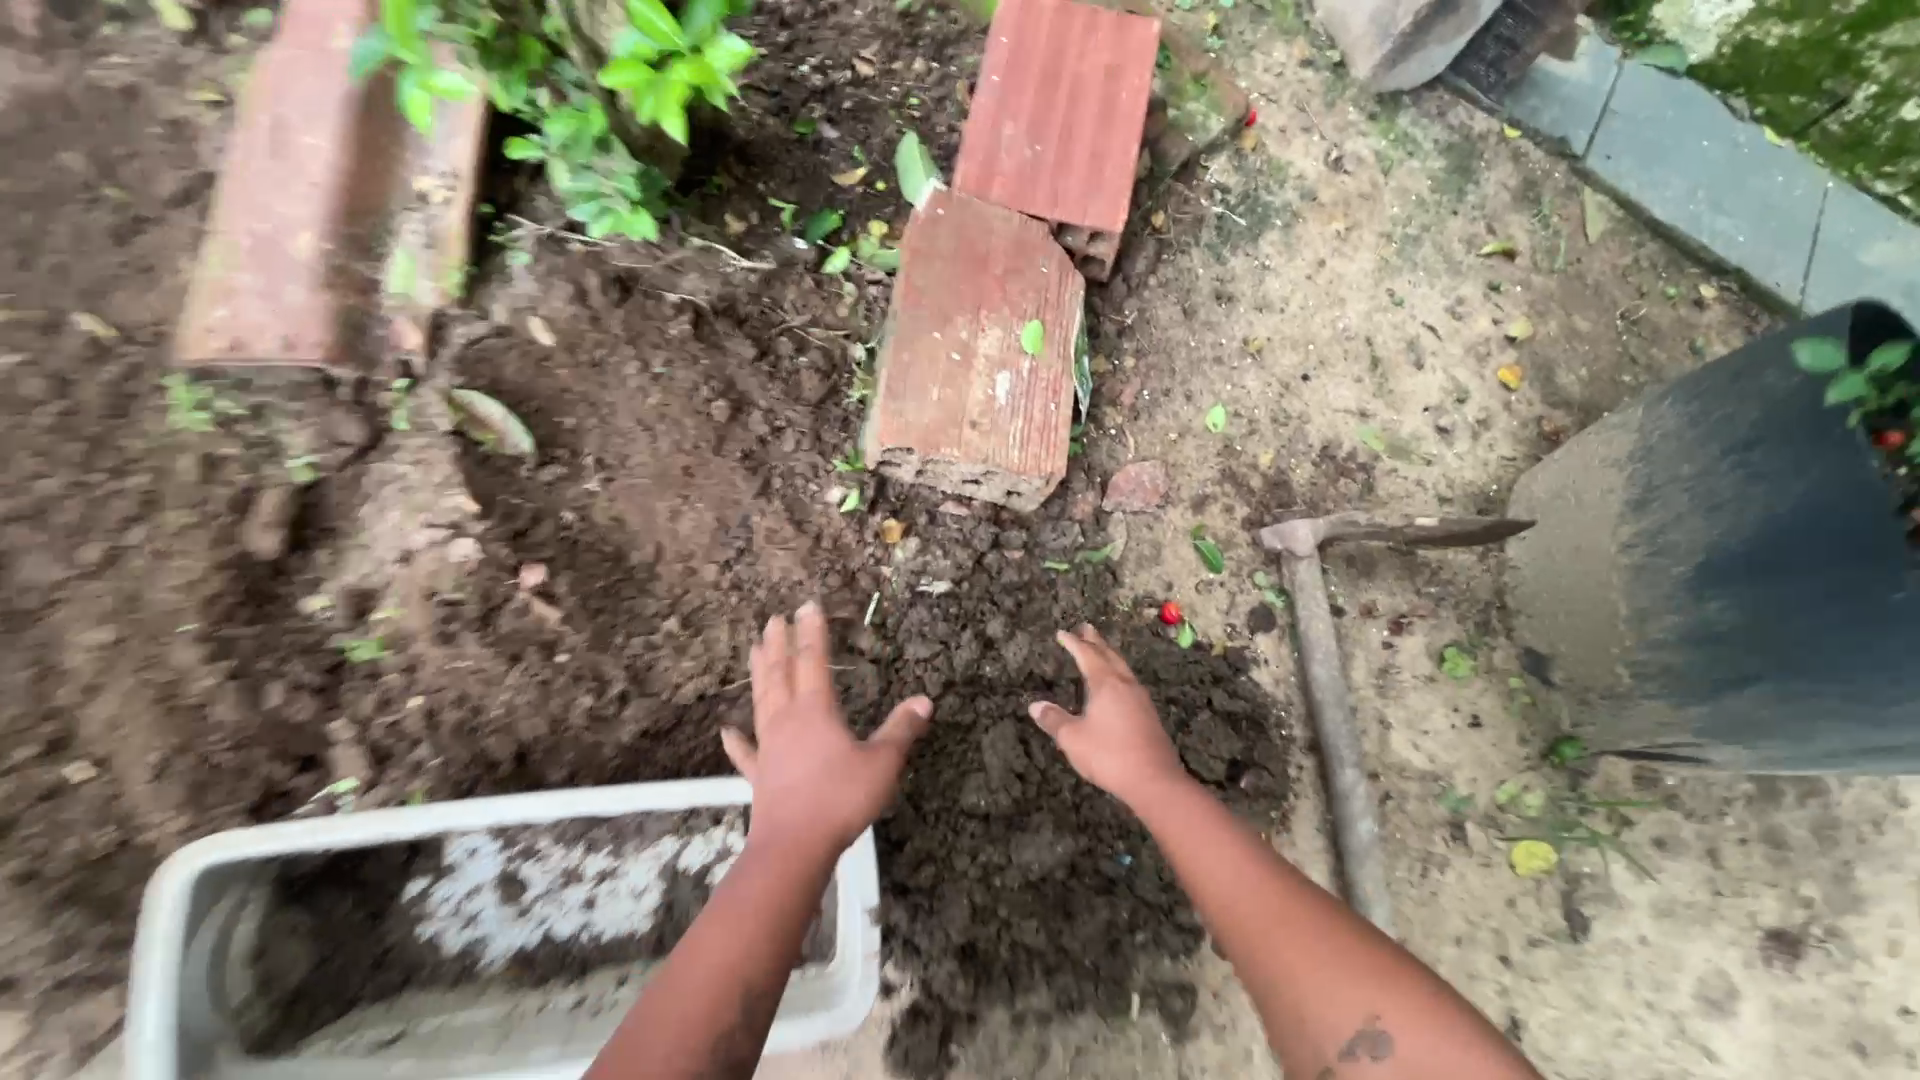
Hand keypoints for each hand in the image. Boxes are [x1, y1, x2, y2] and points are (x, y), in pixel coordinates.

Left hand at [722, 601, 933, 861]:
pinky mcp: (759, 775)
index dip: (812, 631)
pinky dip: (735, 740)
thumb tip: (923, 701)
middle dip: (778, 644)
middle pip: (780, 673)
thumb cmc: (840, 799)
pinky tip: (726, 730)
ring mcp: (769, 748)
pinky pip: (745, 752)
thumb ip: (901, 731)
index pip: (813, 660)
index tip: (807, 605)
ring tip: (752, 650)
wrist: (794, 846)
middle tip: (773, 619)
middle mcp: (787, 721)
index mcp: (816, 711)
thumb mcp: (882, 763)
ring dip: (758, 674)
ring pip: (761, 701)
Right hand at [1029, 624, 1187, 807]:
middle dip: (1095, 641)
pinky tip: (1118, 684)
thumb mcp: (1072, 739)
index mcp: (1106, 684)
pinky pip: (1129, 682)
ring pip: (1122, 667)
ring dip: (1109, 655)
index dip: (1073, 643)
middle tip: (1086, 628)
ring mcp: (1140, 699)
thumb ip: (1054, 720)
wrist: (1154, 780)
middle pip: (1109, 655)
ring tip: (1101, 650)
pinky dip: (1118, 672)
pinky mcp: (1148, 714)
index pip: (1086, 655)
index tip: (1062, 633)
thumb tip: (1035, 705)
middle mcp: (1125, 685)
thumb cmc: (1109, 755)